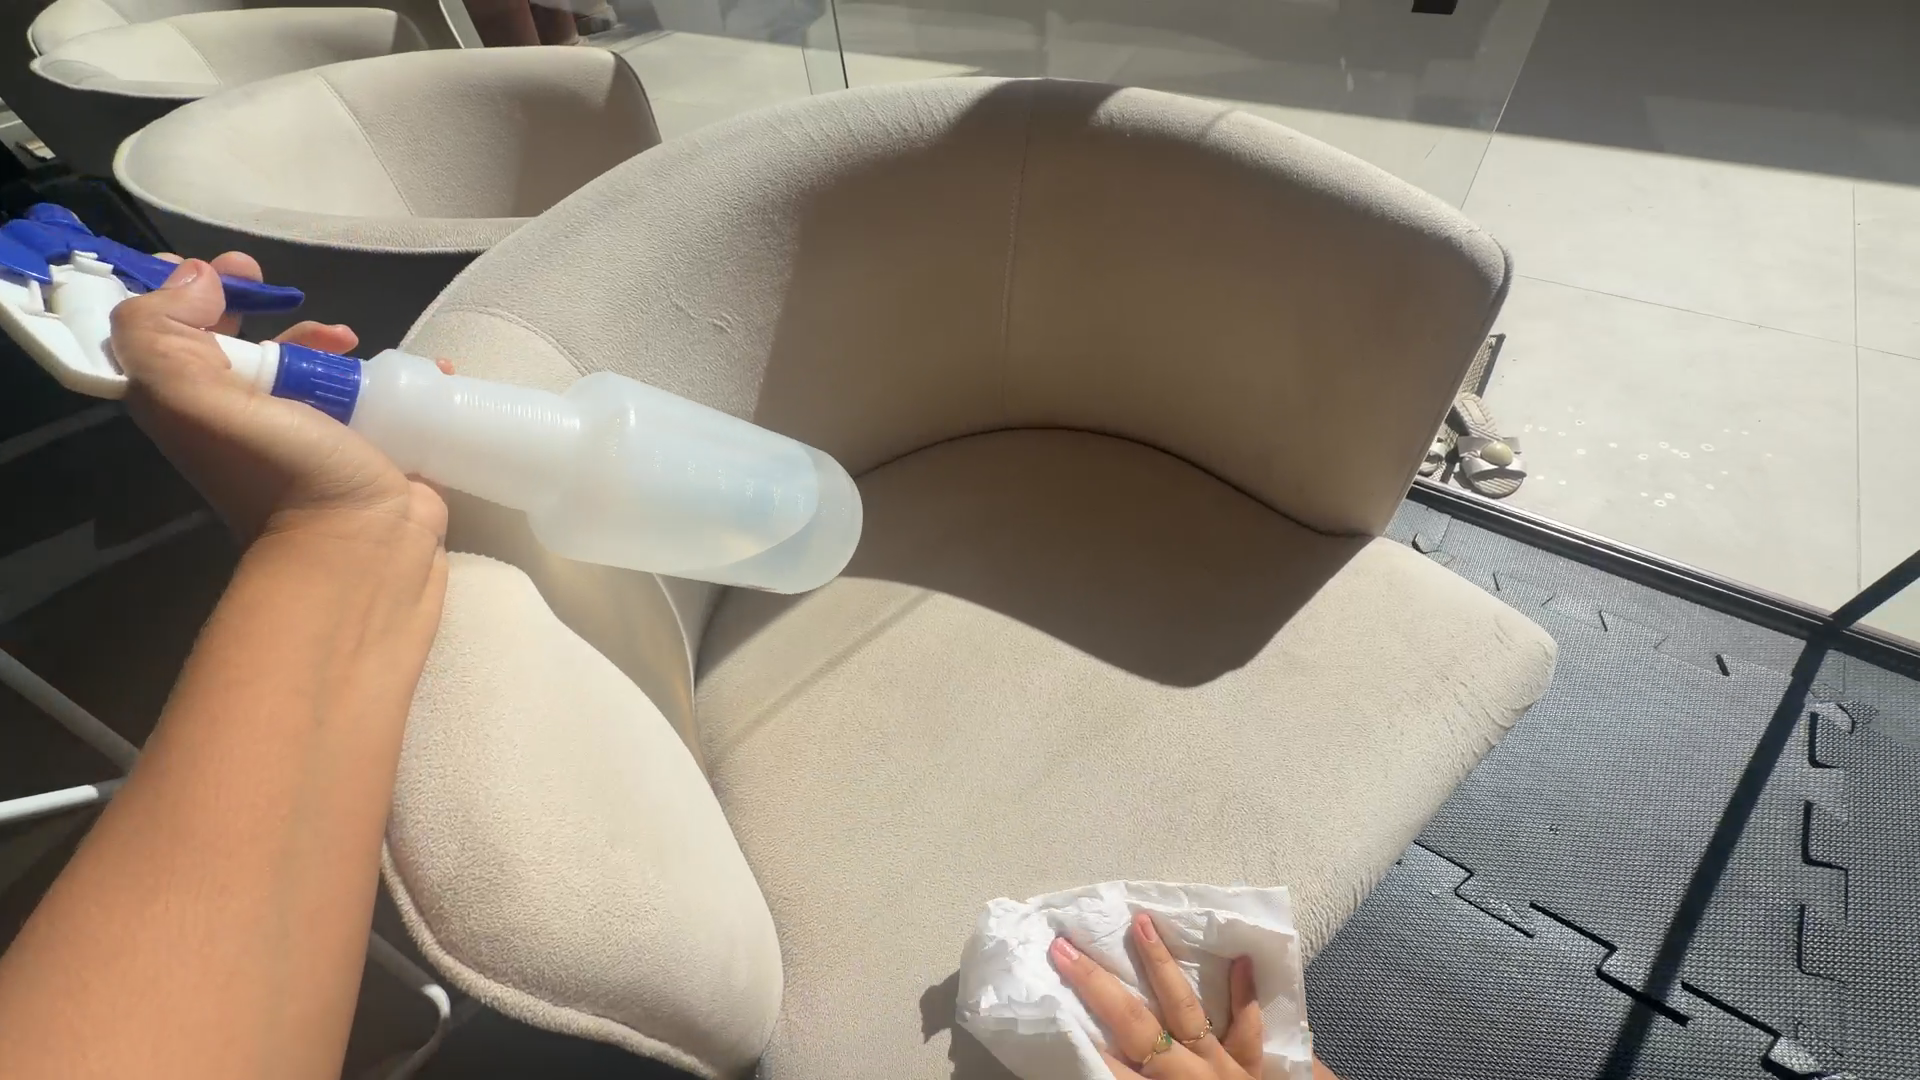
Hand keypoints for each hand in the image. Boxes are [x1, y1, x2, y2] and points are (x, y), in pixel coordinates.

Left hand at [111, 253, 446, 546]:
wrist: (366, 539)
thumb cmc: (284, 471)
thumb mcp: (194, 400)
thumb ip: (164, 332)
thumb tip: (197, 278)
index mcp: (194, 402)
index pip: (174, 331)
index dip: (192, 289)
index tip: (236, 268)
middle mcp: (250, 414)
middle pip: (253, 343)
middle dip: (274, 312)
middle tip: (299, 297)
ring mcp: (319, 431)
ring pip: (321, 367)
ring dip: (339, 345)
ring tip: (362, 344)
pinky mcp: (375, 444)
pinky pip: (382, 396)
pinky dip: (400, 377)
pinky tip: (425, 371)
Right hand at [1050, 914, 1263, 1078]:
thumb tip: (1100, 1070)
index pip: (1110, 1065)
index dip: (1080, 1036)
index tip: (1051, 995)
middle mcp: (1187, 1078)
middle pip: (1135, 1024)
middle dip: (1098, 985)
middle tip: (1065, 948)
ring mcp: (1222, 1069)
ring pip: (1185, 1008)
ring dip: (1160, 964)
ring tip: (1141, 922)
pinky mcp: (1255, 1068)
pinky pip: (1249, 1027)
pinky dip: (1245, 994)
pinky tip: (1241, 959)